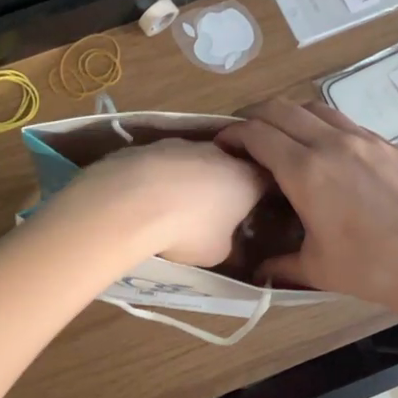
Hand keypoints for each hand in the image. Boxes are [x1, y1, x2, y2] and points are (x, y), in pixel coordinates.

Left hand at [69, 138, 267, 266]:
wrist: (132, 201)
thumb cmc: (187, 230)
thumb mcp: (217, 253)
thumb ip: (229, 243)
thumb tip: (228, 242)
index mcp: (245, 178)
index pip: (265, 180)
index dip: (260, 193)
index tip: (252, 209)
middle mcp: (217, 153)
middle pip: (227, 165)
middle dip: (221, 184)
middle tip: (209, 211)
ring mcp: (181, 144)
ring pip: (192, 160)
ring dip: (186, 178)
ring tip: (170, 206)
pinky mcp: (148, 144)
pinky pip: (161, 162)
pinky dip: (157, 176)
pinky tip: (142, 197)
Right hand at [217, 101, 397, 335]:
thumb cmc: (376, 268)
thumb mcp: (319, 269)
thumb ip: (282, 263)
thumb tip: (259, 270)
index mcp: (305, 170)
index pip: (256, 134)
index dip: (232, 134)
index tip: (220, 144)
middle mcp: (331, 143)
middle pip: (280, 109)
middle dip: (255, 117)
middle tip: (245, 137)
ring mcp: (364, 140)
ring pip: (315, 108)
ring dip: (290, 116)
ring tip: (284, 139)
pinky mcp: (389, 146)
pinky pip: (345, 123)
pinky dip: (323, 127)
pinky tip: (328, 154)